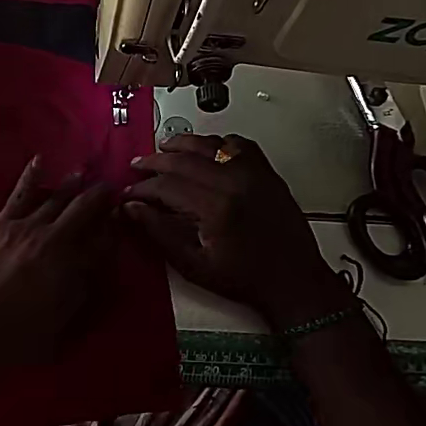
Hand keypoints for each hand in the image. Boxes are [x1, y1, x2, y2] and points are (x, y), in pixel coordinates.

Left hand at [0, 157, 113, 395]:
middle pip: (83, 212)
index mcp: (72, 266)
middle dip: (100, 199)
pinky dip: (32, 176)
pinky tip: (41, 160)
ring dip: (72, 185)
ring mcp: (25, 227)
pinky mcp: (1, 224)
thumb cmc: (16, 338)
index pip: (103, 240)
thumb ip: (81, 292)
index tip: (123, 218)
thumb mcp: (61, 323)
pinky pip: (20, 194)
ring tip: (86, 172)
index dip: (115, 228)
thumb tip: (94, 267)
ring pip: (55, 198)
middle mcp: (53, 239)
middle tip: (112, 188)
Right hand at [124, 133, 351, 328]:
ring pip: (209, 144)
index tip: (130, 194)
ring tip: (164, 149)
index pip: (166, 185)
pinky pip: (239, 145)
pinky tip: (206, 148)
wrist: (294, 283)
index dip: (142, 188)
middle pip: (183, 159)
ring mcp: (254, 174)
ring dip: (182, 144)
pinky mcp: (267, 173)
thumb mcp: (194, 265)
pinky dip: (218, 143)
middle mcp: (235, 183)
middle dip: (154, 162)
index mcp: (216, 207)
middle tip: (138, 167)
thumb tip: (133, 210)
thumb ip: (159, 233)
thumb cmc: (247, 279)